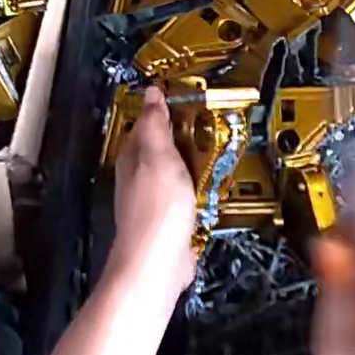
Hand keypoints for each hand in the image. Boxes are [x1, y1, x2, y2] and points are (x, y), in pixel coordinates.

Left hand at [109, 87, 198, 301]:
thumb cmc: (157, 205)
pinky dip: (201, 184)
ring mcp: (154, 198)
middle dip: (186, 133)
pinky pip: (188, 192)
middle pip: (164, 145)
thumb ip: (155, 123)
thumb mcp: (158, 154)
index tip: (194, 96)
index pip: (147, 121)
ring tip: (222, 146)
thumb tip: (151, 92)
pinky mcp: (170, 218)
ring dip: (196, 159)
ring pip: (177, 168)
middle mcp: (139, 174)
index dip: (167, 106)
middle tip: (215, 120)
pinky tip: (215, 183)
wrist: (159, 263)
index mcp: (132, 155)